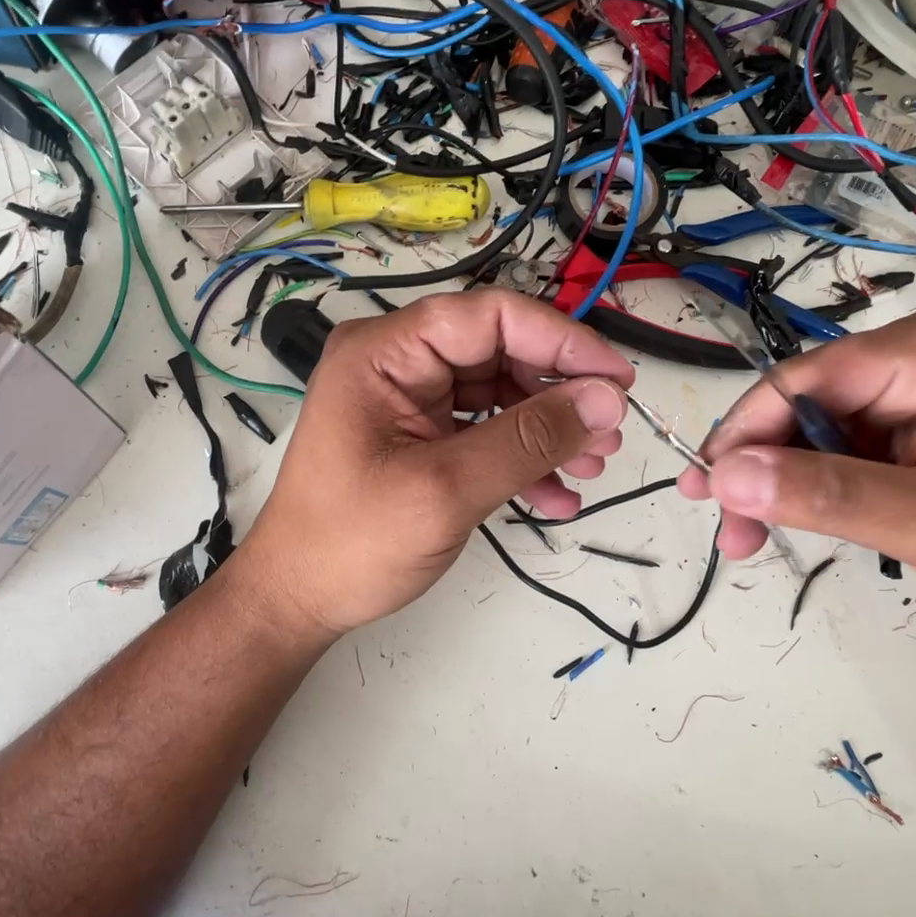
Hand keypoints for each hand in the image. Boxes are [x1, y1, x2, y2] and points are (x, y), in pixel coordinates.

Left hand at [227, 290, 634, 636]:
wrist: (300, 599)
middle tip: (608, 434)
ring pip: (499, 393)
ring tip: (592, 466)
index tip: (615, 380)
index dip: (560, 340)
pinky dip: (522, 460)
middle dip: (557, 394)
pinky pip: (484, 431)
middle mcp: (396, 364)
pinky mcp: (421, 438)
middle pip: (499, 353)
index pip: (488, 317)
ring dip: (548, 430)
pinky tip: (555, 497)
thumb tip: (606, 400)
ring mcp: (409, 402)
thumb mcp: (446, 490)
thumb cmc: (352, 544)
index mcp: (383, 353)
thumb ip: (528, 440)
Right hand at [677, 304, 915, 608]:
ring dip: (768, 482)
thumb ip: (830, 496)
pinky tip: (777, 520)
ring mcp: (900, 387)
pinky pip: (822, 444)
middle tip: (728, 530)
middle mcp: (909, 354)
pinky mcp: (893, 420)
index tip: (707, 489)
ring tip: (745, 538)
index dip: (748, 430)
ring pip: (799, 427)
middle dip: (756, 466)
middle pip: (797, 401)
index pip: (808, 378)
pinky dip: (795, 486)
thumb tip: (725, 476)